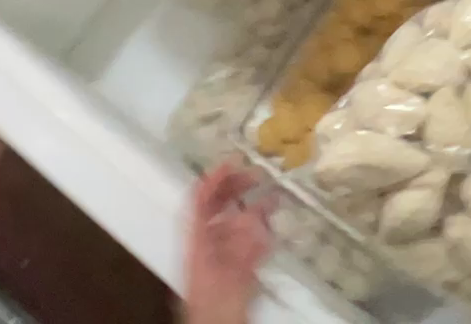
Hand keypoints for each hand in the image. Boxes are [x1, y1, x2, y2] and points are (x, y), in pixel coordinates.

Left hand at [184, 160, 275, 323]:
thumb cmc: (214, 311)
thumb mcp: (229, 277)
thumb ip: (242, 249)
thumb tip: (256, 219)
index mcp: (196, 243)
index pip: (198, 201)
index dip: (212, 179)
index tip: (231, 161)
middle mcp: (206, 247)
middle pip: (215, 209)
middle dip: (234, 188)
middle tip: (257, 175)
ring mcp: (219, 261)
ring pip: (233, 227)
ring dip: (253, 210)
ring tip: (274, 198)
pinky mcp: (233, 277)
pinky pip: (245, 249)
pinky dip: (259, 237)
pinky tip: (273, 230)